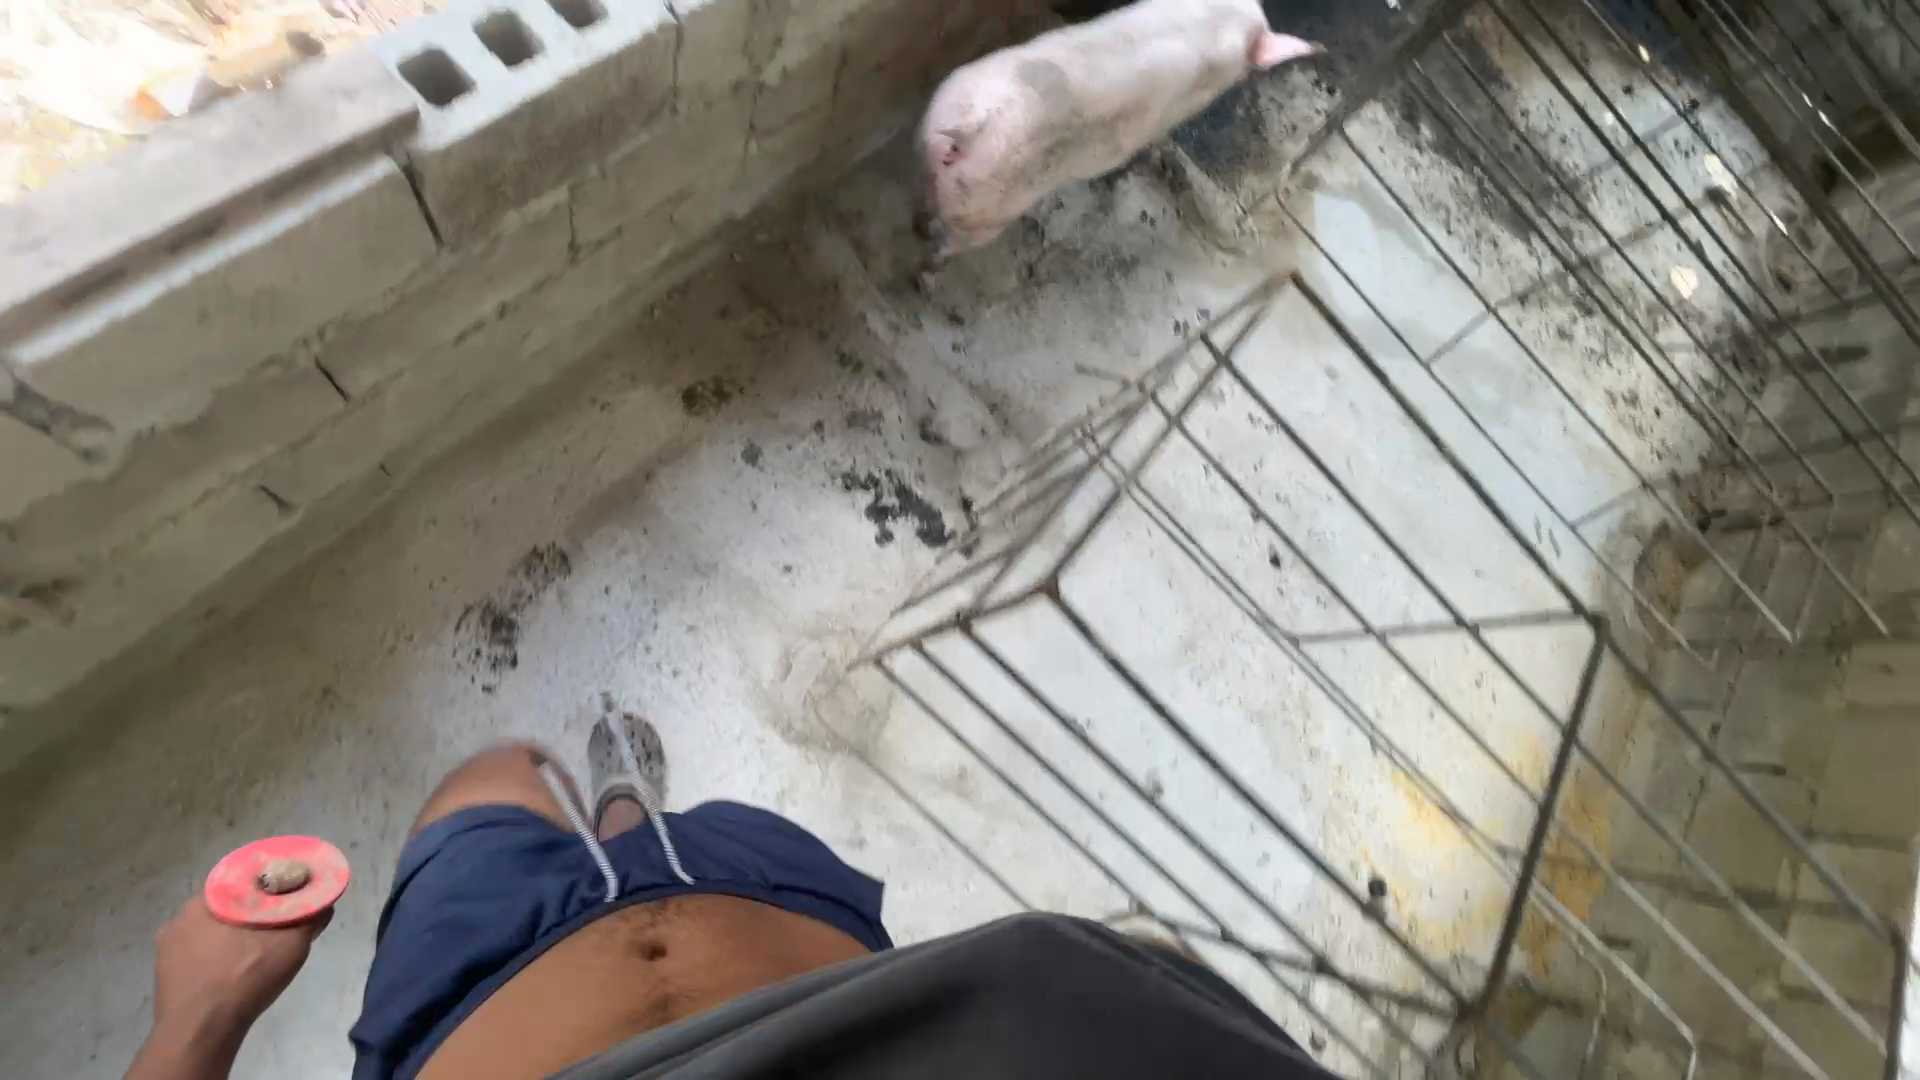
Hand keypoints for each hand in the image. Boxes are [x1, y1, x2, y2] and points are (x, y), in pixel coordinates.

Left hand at [125, 896, 329, 1079]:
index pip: (247, 877)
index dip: (274, 880)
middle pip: (232, 901)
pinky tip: (241, 960)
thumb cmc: (246, 976)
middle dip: (258, 905)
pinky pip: (202, 945)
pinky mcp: (166, 970)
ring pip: (216, 923)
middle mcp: (181, 918)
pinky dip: (224, 946)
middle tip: (283, 917)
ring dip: (240, 927)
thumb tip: (325, 899)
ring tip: (265, 940)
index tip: (294, 889)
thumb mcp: (295, 940)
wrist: (201, 1032)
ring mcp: (168, 946)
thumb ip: (312, 913)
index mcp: (207, 902)